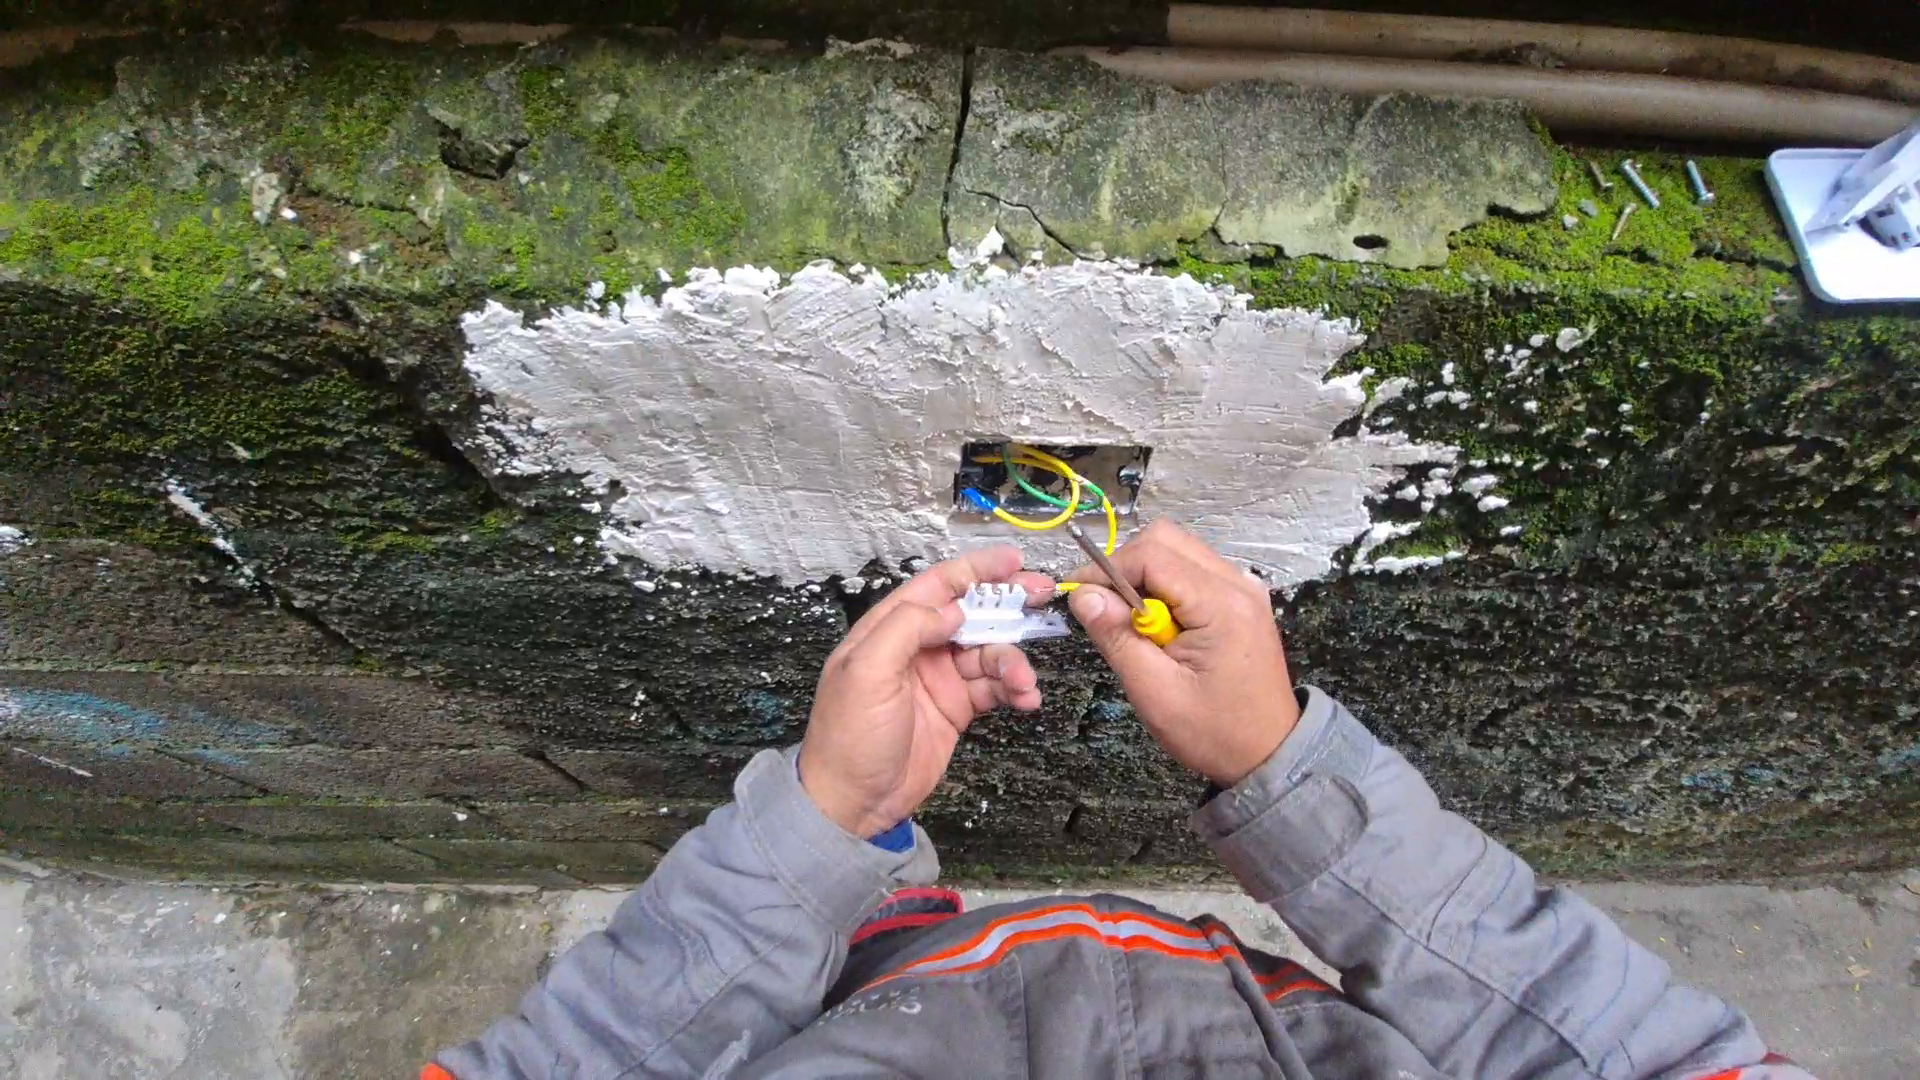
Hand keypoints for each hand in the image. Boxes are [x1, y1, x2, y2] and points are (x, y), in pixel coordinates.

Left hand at [799, 548, 1053, 837]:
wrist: (854, 804)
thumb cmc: (849, 737)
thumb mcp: (866, 672)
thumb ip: (907, 628)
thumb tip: (952, 608)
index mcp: (889, 629)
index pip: (937, 585)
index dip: (976, 569)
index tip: (1012, 560)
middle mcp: (917, 647)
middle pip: (971, 612)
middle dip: (1008, 602)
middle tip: (1042, 594)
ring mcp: (939, 677)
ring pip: (989, 651)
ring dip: (1012, 661)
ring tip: (1023, 682)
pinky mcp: (957, 706)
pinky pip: (994, 686)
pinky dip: (1014, 688)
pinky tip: (1025, 699)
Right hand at [1066, 520, 1300, 787]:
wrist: (1270, 754)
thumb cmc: (1214, 732)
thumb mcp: (1154, 692)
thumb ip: (1117, 637)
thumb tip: (1082, 595)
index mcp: (1221, 605)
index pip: (1150, 554)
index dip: (1107, 569)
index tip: (1080, 597)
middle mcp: (1237, 582)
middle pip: (1165, 538)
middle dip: (1125, 566)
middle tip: (1107, 609)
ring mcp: (1242, 586)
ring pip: (1176, 548)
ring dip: (1143, 575)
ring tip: (1134, 622)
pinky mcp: (1239, 596)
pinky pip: (1190, 568)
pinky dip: (1163, 584)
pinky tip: (1159, 623)